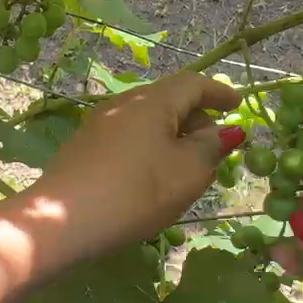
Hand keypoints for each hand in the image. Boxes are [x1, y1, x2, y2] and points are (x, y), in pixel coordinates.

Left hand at [0, 71, 241, 302]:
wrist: (63, 219)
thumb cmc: (135, 192)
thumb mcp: (187, 173)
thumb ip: (210, 148)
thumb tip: (223, 131)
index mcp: (152, 100)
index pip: (192, 83)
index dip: (219, 92)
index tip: (238, 103)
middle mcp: (123, 102)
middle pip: (167, 98)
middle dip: (196, 114)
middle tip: (217, 138)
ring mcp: (99, 122)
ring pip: (146, 118)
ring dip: (172, 132)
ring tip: (190, 159)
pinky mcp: (85, 145)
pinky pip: (128, 134)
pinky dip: (150, 144)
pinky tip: (154, 171)